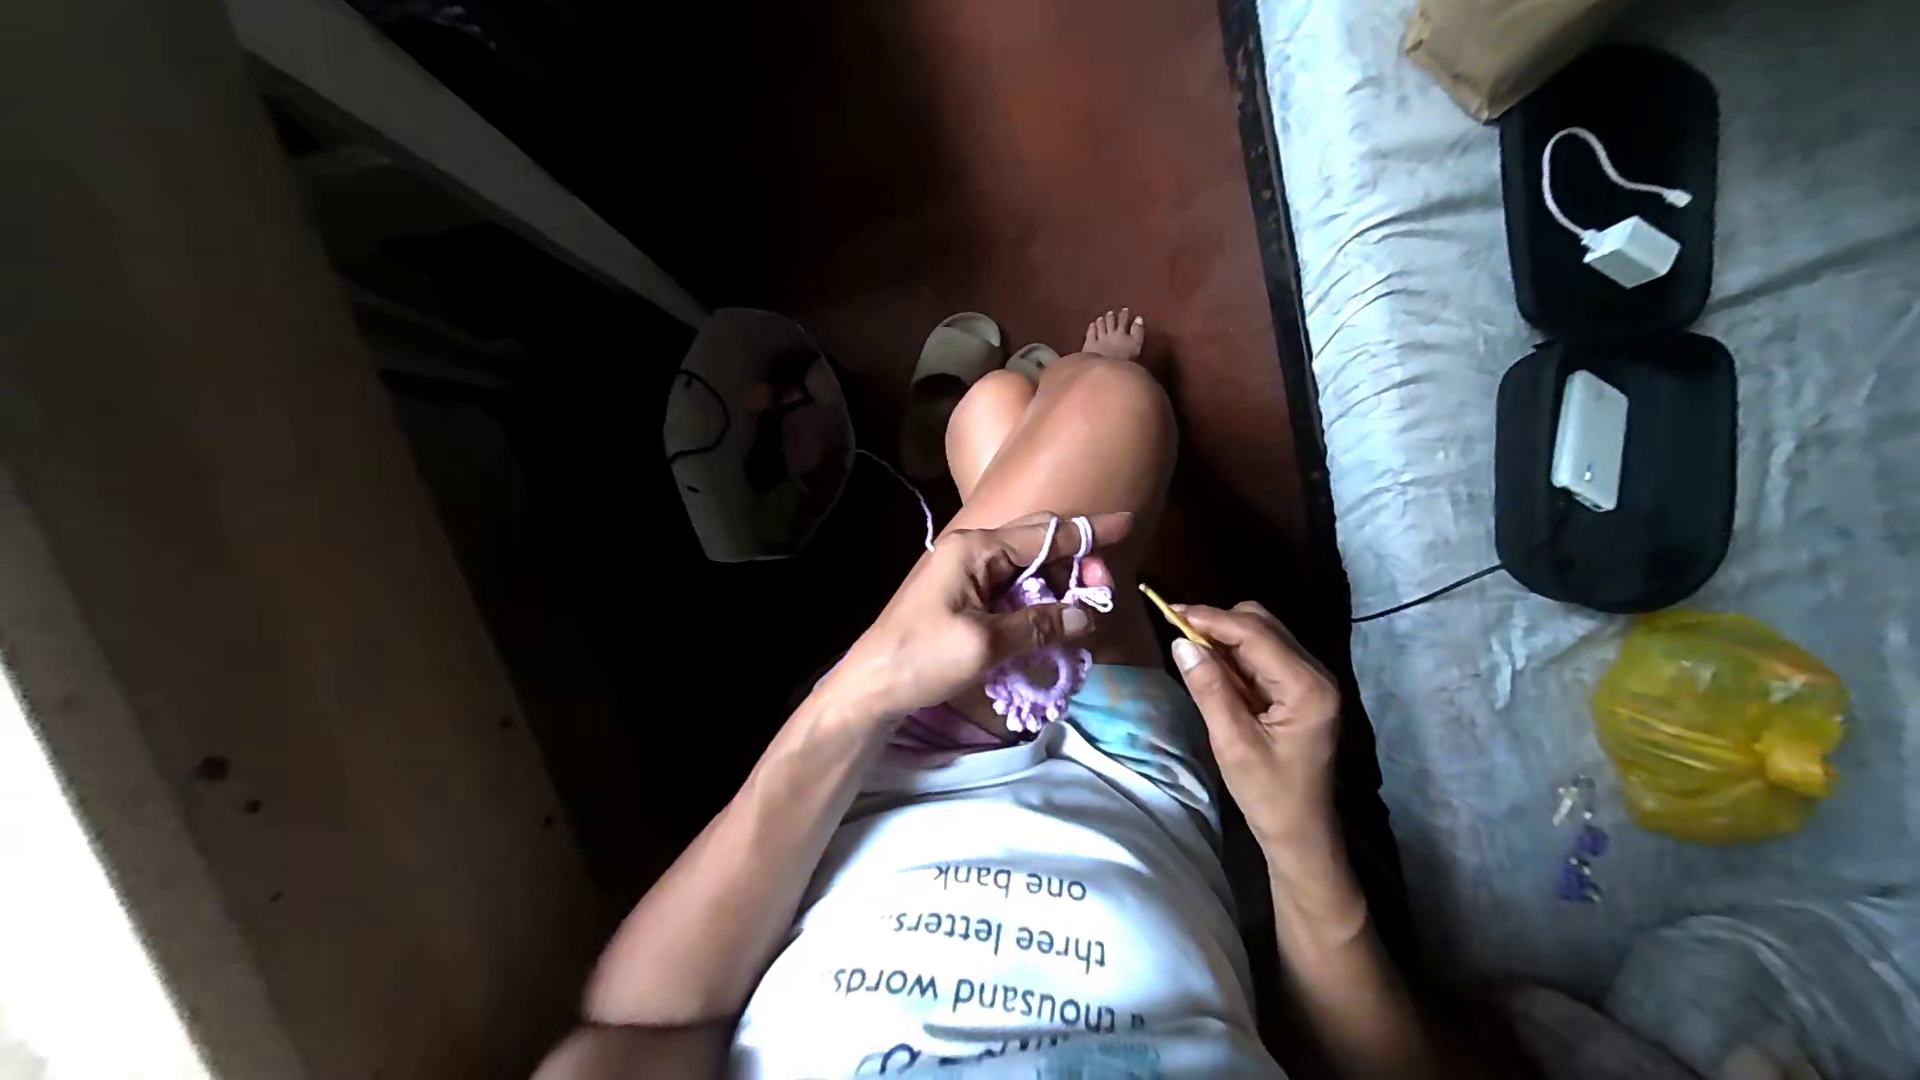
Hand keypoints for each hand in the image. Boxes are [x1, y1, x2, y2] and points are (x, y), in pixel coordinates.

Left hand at [823, 512, 1134, 722]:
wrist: (871, 684)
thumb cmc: (922, 658)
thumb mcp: (986, 644)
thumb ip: (1040, 624)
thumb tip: (1087, 615)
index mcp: (975, 549)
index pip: (1044, 533)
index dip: (1087, 532)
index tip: (1126, 526)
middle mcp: (971, 550)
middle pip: (1037, 545)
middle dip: (1075, 564)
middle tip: (1103, 592)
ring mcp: (964, 571)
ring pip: (1026, 569)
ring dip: (1056, 587)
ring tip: (1082, 613)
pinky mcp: (962, 594)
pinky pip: (1009, 589)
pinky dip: (1034, 602)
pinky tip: (1051, 621)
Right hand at [1170, 602, 1340, 856]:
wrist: (1300, 831)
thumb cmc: (1268, 793)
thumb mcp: (1232, 743)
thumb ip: (1208, 689)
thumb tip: (1180, 643)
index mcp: (1306, 688)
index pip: (1255, 634)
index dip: (1211, 618)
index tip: (1170, 611)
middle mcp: (1314, 673)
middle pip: (1261, 624)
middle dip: (1217, 622)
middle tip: (1177, 633)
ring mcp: (1307, 679)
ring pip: (1260, 633)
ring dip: (1223, 635)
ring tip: (1189, 648)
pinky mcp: (1296, 687)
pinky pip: (1260, 653)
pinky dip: (1232, 652)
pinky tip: (1209, 664)